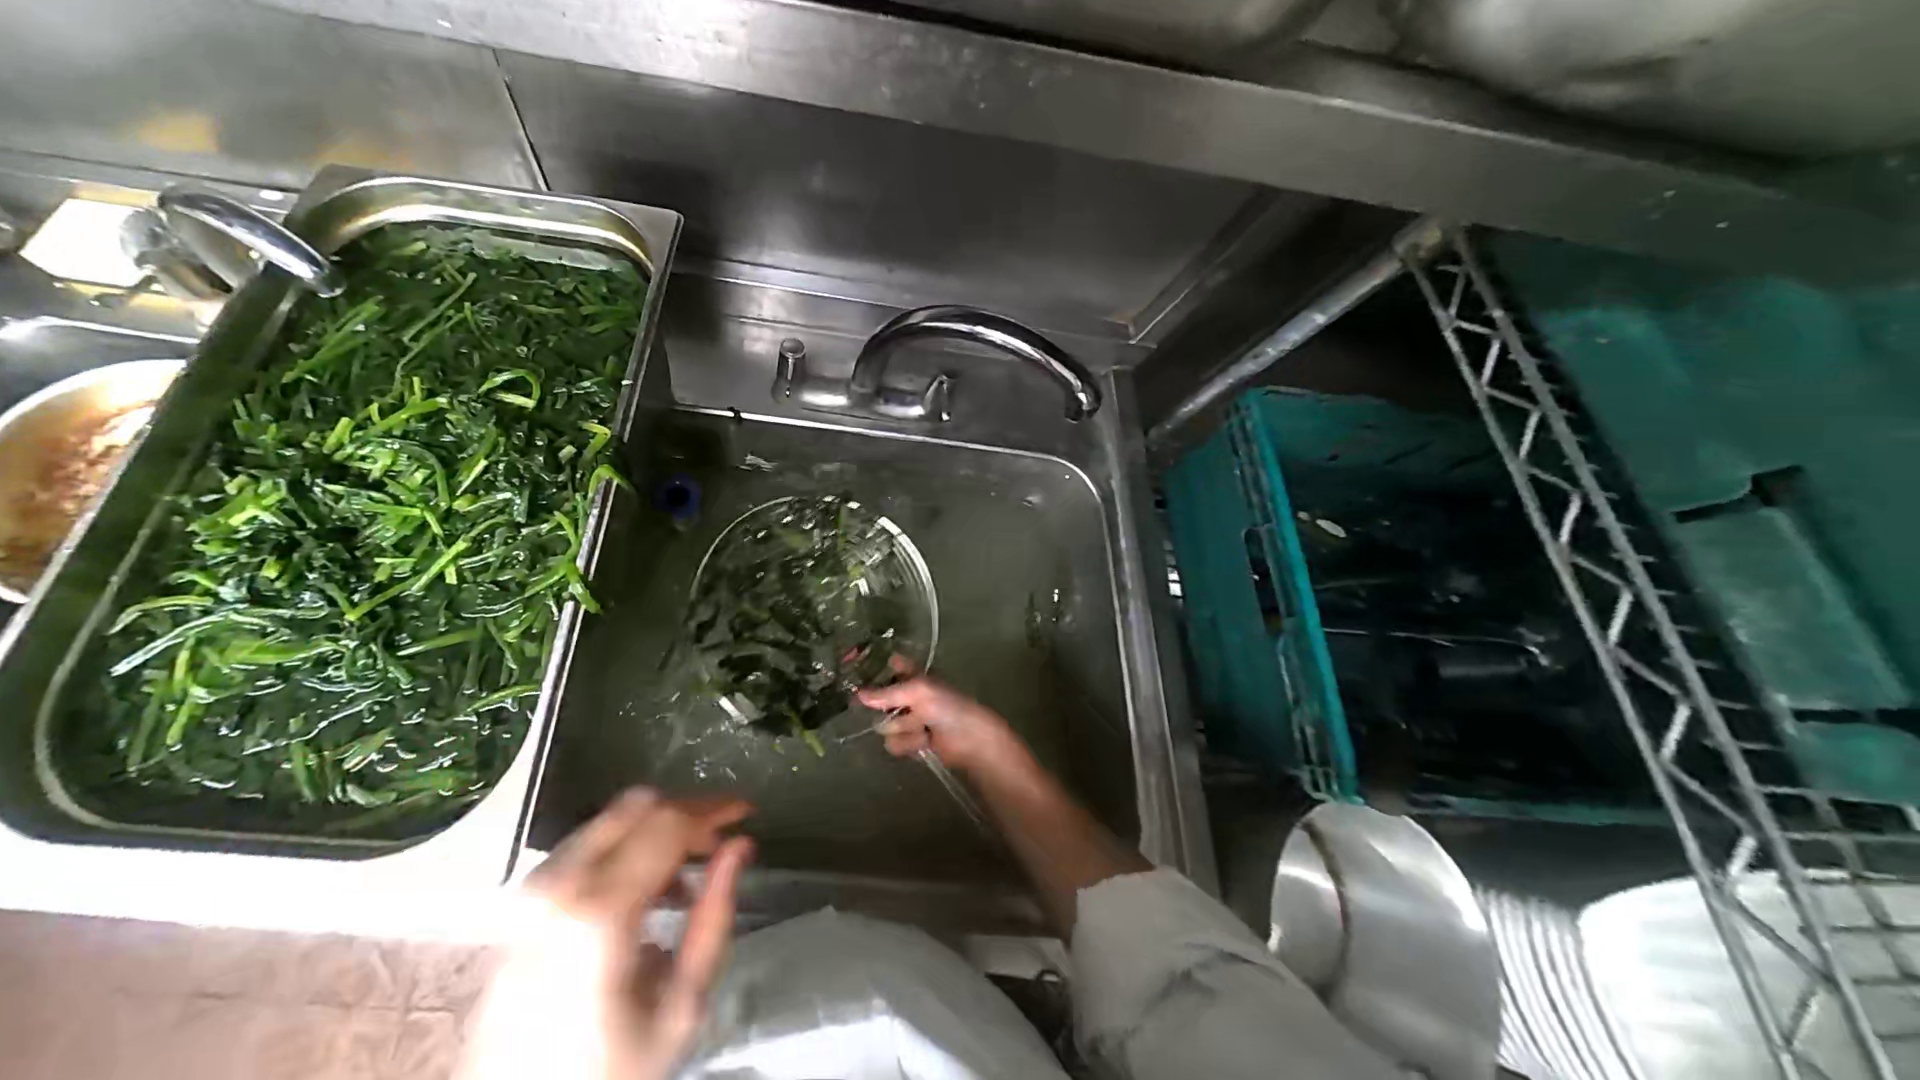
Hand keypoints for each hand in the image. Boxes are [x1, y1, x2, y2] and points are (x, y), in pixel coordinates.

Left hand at [521, 788, 754, 1079]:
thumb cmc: (609, 1070)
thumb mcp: (680, 1006)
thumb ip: (714, 916)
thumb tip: (741, 846)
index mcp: (600, 913)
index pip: (669, 823)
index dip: (715, 809)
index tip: (748, 813)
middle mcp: (559, 887)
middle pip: (639, 807)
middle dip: (689, 813)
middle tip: (721, 843)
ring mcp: (534, 892)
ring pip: (612, 819)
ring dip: (658, 830)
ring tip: (688, 876)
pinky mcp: (522, 903)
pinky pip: (587, 844)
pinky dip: (628, 847)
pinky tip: (647, 890)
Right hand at [856, 666, 1028, 775]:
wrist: (971, 740)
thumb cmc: (948, 707)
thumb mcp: (919, 692)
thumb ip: (887, 693)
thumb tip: (858, 694)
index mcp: (913, 676)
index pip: (887, 665)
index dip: (870, 664)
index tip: (849, 662)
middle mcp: (908, 696)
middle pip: (879, 700)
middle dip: (888, 709)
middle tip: (902, 710)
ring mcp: (909, 720)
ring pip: (885, 725)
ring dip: (903, 729)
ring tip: (923, 728)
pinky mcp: (911, 741)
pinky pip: (894, 743)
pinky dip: (909, 744)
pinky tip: (925, 742)